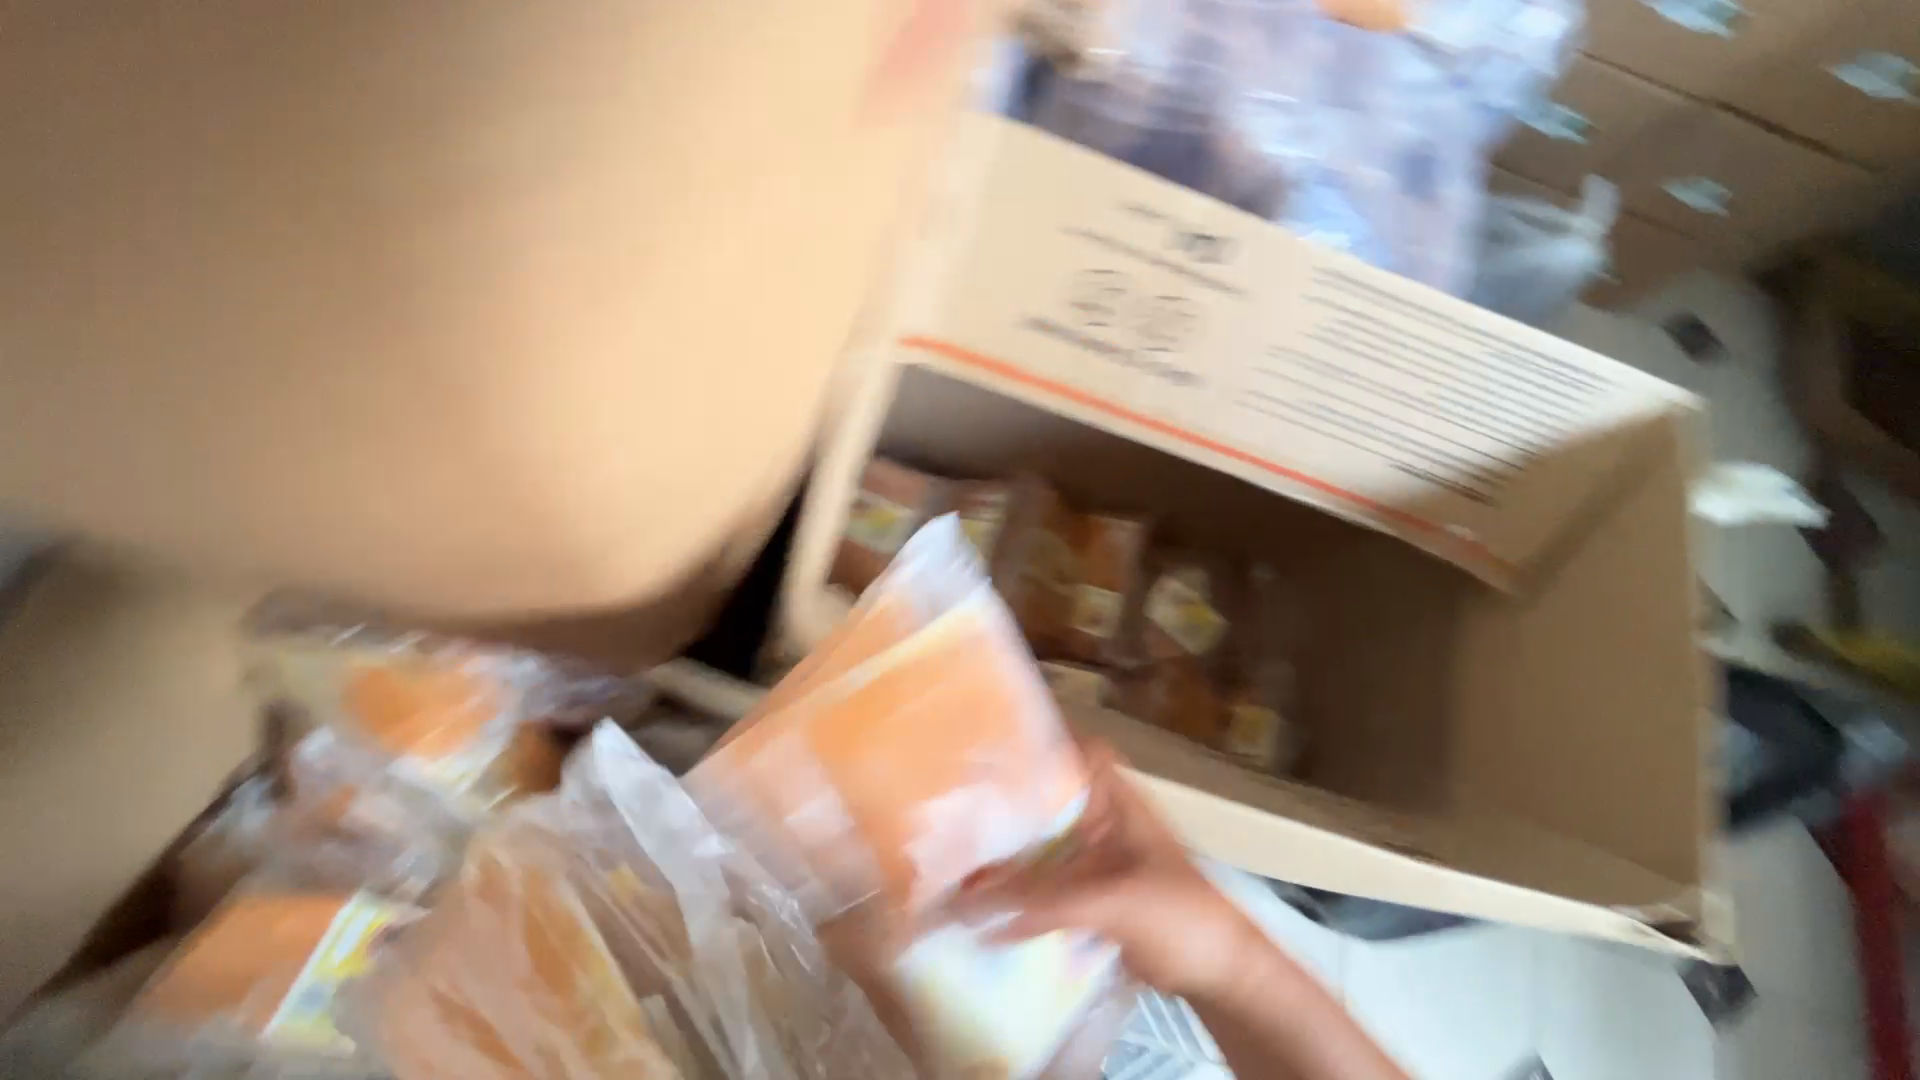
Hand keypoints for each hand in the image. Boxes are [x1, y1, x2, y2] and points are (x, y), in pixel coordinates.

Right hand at [948, 740, 1274, 1000]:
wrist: (1223, 974)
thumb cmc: (1180, 915)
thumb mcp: (1112, 902)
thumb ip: (1045, 902)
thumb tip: (968, 905)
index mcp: (1117, 800)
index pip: (1075, 749)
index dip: (1039, 737)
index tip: (990, 741)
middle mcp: (1103, 819)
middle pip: (1048, 798)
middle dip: (1005, 803)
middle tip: (954, 806)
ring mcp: (1097, 858)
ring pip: (1044, 843)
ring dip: (1006, 853)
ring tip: (955, 855)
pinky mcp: (1092, 895)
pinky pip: (1046, 883)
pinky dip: (1018, 890)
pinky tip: (982, 902)